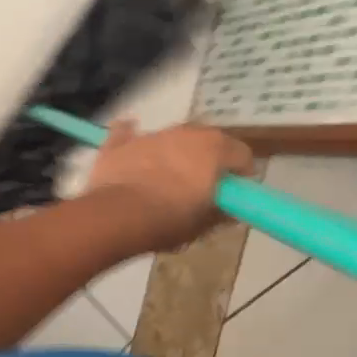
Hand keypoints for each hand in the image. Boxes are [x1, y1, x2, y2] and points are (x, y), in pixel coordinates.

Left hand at [84, 120, 255, 254]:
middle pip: (204, 142)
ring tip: (162, 176)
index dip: (240, 174)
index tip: (232, 192)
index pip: (241, 155)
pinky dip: (128, 138)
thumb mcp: (202, 224)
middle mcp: (185, 132)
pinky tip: (128, 139)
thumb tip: (228, 212)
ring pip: (168, 139)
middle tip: (197, 186)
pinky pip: (125, 134)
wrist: (115, 217)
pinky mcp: (118, 144)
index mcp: (215, 147)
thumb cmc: (167, 220)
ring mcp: (150, 135)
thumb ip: (219, 214)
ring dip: (170, 153)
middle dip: (205, 160)